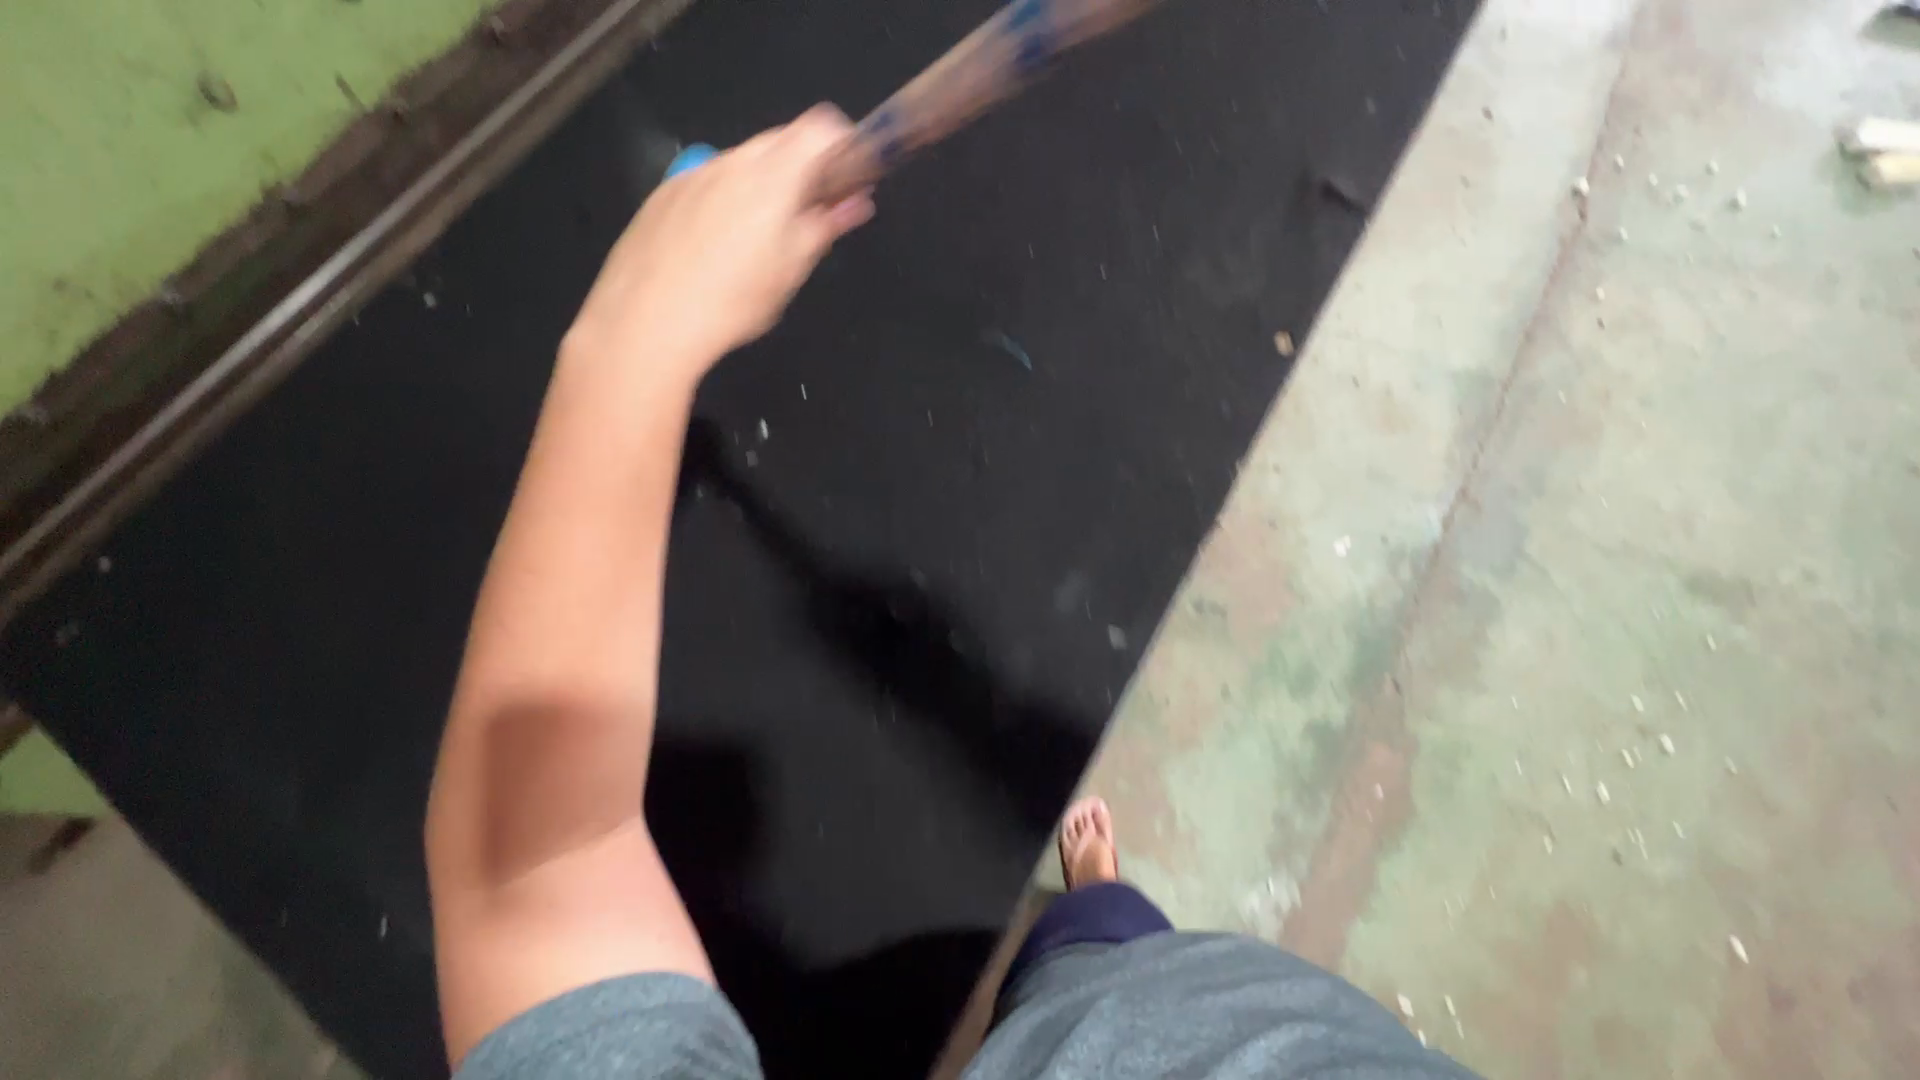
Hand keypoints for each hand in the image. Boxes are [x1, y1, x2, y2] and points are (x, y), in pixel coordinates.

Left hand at [561, 105, 875, 384]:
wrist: (647, 320)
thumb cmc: (732, 301)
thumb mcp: (791, 270)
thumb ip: (825, 226)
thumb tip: (855, 203)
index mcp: (772, 176)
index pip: (819, 128)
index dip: (842, 146)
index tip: (850, 179)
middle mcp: (732, 162)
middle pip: (781, 142)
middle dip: (805, 170)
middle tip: (813, 215)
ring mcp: (694, 174)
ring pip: (744, 163)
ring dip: (766, 186)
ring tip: (762, 240)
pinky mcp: (665, 194)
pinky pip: (710, 182)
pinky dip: (728, 199)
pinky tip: (719, 247)